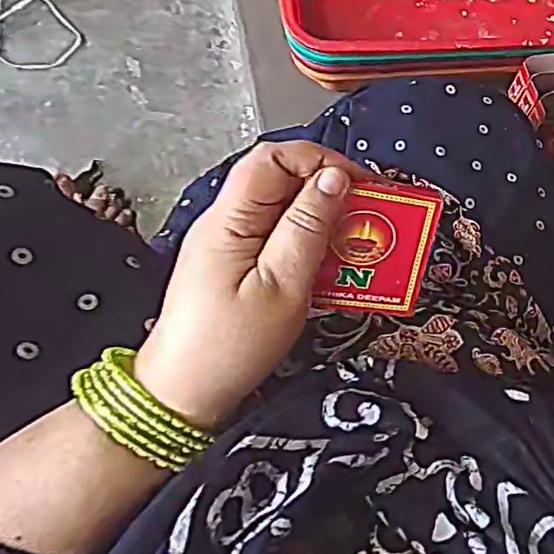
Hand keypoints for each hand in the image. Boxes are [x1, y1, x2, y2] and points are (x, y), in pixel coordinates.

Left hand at [133, 142, 364, 425]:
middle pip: (284, 177)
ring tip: (358, 239)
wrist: (183, 395)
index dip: (321, 161)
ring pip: (288, 205)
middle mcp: (229, 221)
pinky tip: (334, 260)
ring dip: (328, 216)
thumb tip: (335, 177)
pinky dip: (315, 238)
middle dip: (332, 188)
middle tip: (369, 213)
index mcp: (230, 220)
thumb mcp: (282, 286)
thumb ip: (308, 227)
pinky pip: (284, 232)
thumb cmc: (229, 347)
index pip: (275, 157)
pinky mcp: (242, 260)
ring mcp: (234, 241)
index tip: (360, 185)